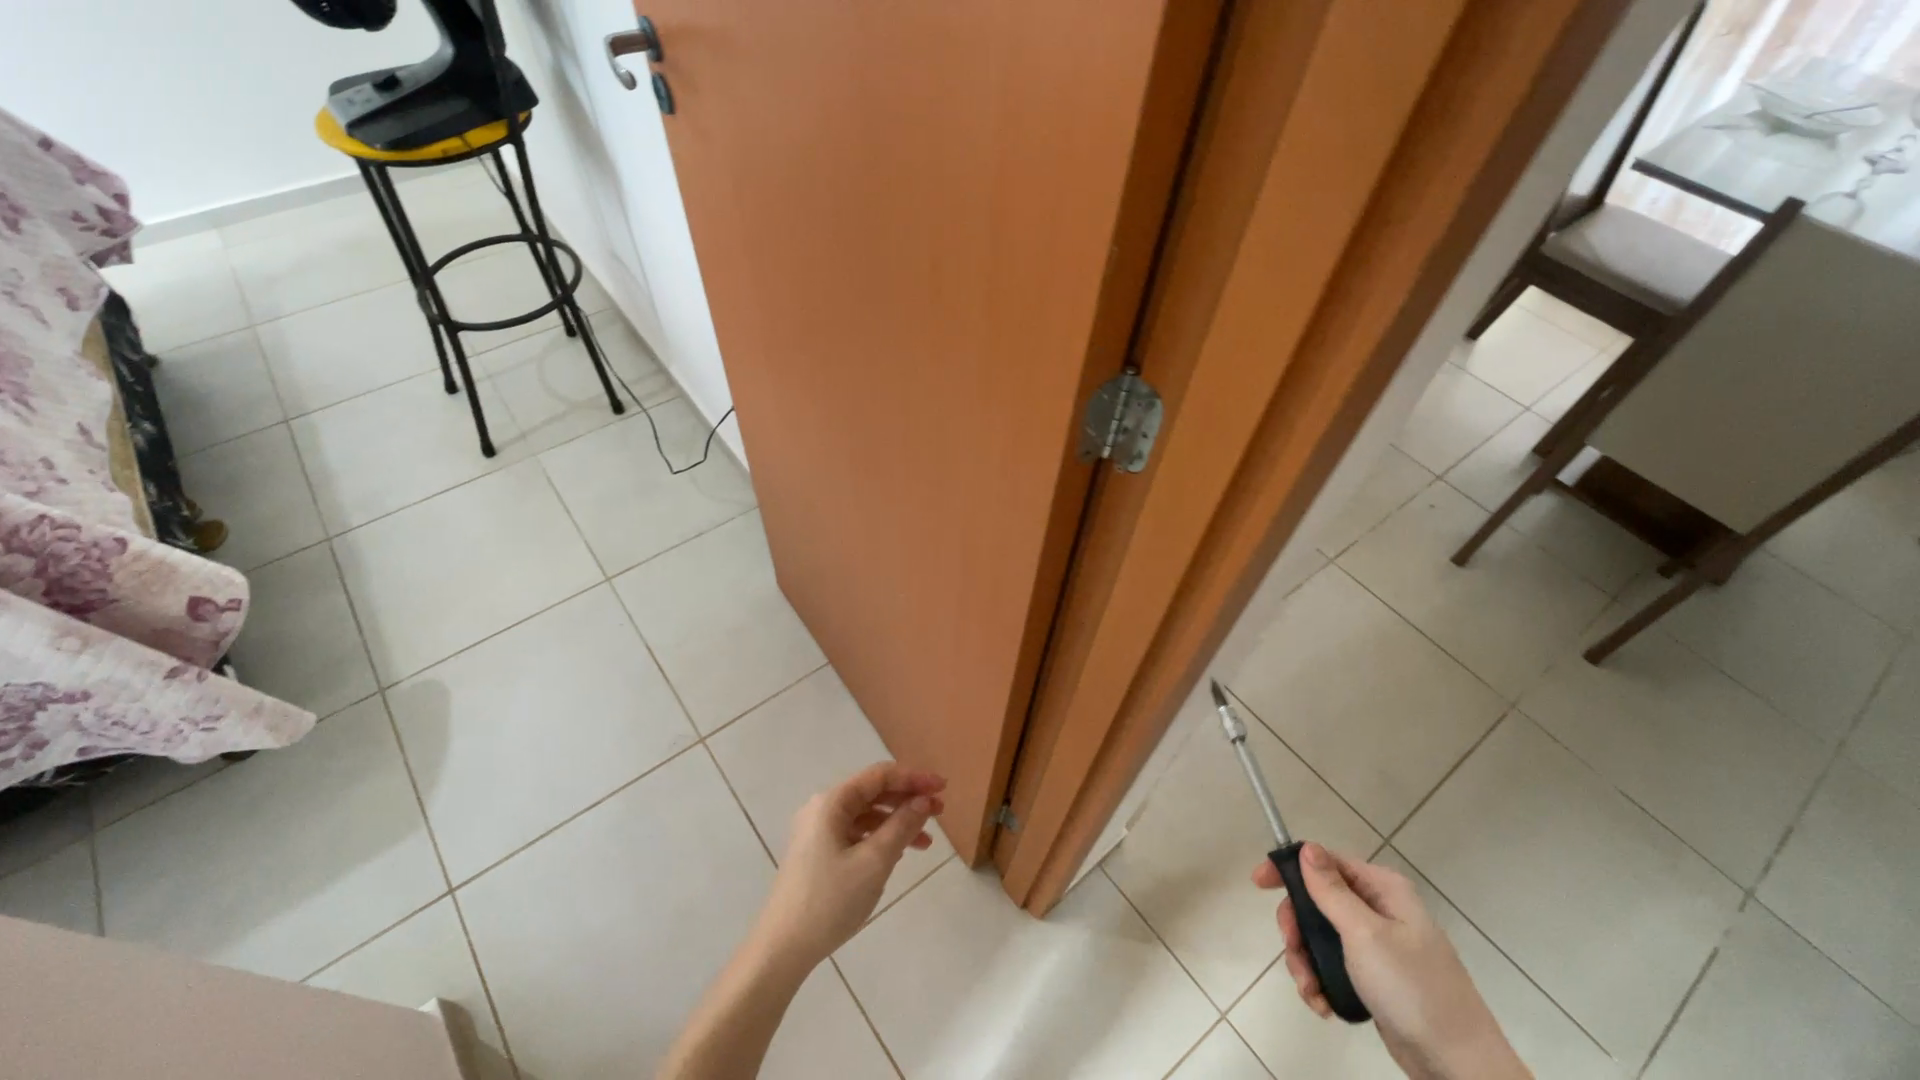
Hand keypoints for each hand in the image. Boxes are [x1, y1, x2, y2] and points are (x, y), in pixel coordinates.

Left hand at [756, 763, 946, 966]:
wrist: (783, 946)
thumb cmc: (830, 900)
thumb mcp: (874, 861)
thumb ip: (902, 826)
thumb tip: (923, 800)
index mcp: (831, 803)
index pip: (879, 775)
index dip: (914, 777)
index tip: (943, 787)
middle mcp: (821, 809)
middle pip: (872, 792)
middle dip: (907, 799)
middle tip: (940, 812)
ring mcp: (816, 832)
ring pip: (865, 816)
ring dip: (896, 822)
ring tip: (926, 842)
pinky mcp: (817, 854)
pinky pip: (855, 834)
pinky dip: (879, 839)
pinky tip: (897, 855)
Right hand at [1254, 844, 1529, 1079]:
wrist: (1455, 1060)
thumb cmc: (1410, 986)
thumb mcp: (1364, 933)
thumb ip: (1331, 890)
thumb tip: (1307, 848)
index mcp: (1383, 889)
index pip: (1326, 862)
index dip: (1290, 869)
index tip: (1258, 884)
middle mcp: (1380, 909)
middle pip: (1317, 902)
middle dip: (1297, 929)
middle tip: (1292, 951)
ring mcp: (1378, 944)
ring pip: (1320, 937)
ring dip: (1306, 962)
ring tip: (1311, 990)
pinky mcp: (1375, 976)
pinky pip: (1333, 965)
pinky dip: (1320, 981)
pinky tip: (1323, 1004)